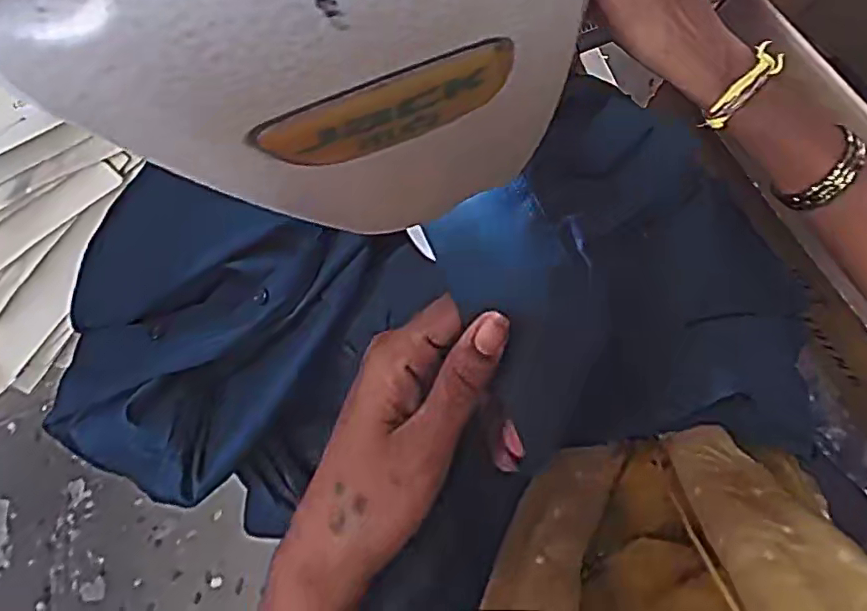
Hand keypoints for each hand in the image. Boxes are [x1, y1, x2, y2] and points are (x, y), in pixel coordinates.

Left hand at [262, 297, 509, 610]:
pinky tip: (495, 449)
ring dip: (493, 404)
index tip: (536, 342)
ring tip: (510, 448)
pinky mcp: (406, 398)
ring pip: (463, 367)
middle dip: (500, 374)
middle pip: (464, 338)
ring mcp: (400, 375)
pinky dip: (477, 415)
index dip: (498, 319)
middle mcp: (397, 351)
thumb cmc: (372, 503)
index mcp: (396, 350)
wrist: (331, 558)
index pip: (458, 307)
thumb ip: (464, 378)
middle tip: (523, 422)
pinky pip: (451, 389)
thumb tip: (498, 318)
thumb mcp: (428, 442)